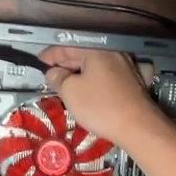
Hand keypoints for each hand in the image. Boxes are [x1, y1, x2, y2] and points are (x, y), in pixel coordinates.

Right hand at [41, 46, 163, 145]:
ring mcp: (127, 67)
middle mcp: (114, 54)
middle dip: (65, 65)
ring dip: (82, 73)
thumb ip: (58, 78)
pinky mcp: (136, 82)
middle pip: (83, 55)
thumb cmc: (100, 107)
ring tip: (69, 84)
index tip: (38, 63)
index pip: (67, 47)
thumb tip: (53, 72)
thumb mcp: (70, 92)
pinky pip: (113, 75)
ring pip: (98, 66)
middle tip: (51, 76)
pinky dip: (101, 78)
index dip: (50, 55)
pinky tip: (99, 84)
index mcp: (96, 51)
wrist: (137, 127)